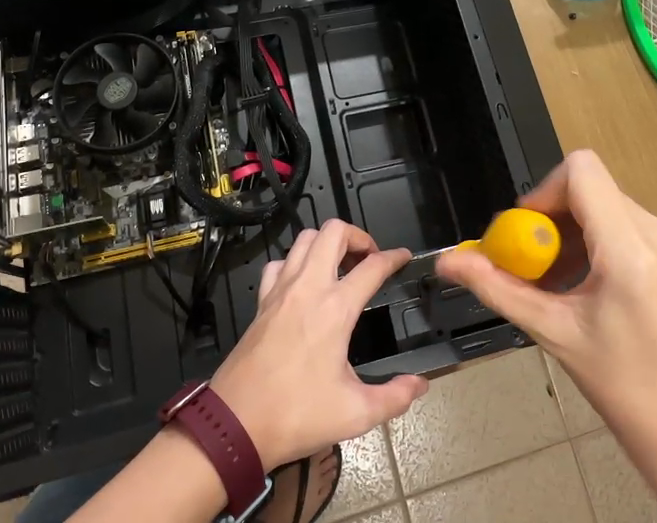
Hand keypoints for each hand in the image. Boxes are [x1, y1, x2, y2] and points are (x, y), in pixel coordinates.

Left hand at [211, 218, 428, 469]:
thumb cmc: (297, 414)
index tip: (403, 257)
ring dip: (326, 243)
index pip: (372, 266)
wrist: (237, 424)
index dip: (394, 257)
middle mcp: (308, 288)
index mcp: (335, 309)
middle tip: (369, 258)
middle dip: (357, 235)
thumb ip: (394, 397)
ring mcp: (280, 291)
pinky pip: (279, 264)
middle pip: (333, 232)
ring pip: (304, 239)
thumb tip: (419, 385)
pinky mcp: (261, 302)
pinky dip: (295, 262)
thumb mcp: (356, 413)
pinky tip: (303, 282)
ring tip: (341, 265)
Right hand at [438, 150, 656, 522]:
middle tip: (529, 264)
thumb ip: (498, 289)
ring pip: (609, 207)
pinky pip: (630, 228)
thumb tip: (449, 263)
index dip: (542, 191)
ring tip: (555, 284)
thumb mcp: (554, 334)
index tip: (524, 235)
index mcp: (632, 250)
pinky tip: (585, 290)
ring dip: (572, 233)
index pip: (582, 171)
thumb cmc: (626, 392)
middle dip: (551, 219)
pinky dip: (597, 245)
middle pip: (592, 189)